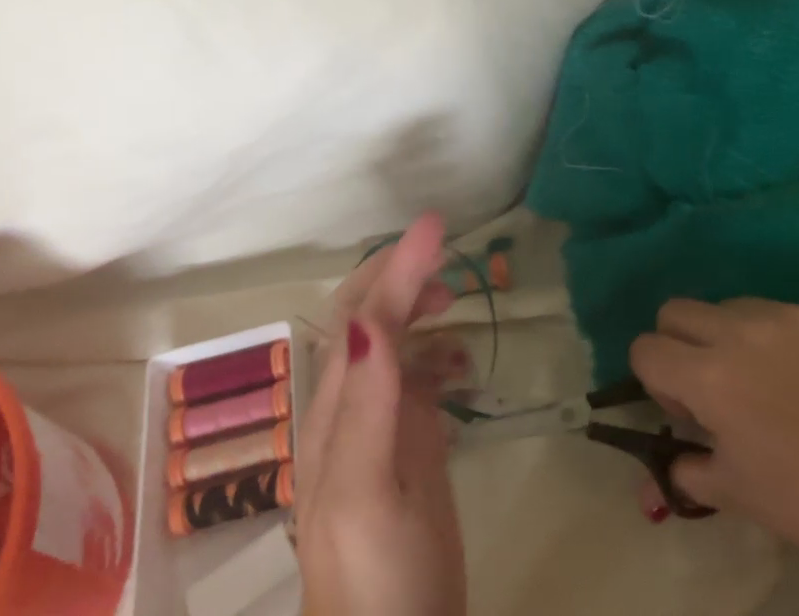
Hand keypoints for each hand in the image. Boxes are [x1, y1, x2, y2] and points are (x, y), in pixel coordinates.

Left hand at [296, 213, 466, 615]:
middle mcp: (352, 410)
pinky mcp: (410, 453)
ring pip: (395, 351)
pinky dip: (439, 361)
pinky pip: (420, 387)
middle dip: (402, 281)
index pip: (362, 320)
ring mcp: (382, 431)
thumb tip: (366, 320)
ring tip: (458, 302)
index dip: (396, 268)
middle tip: (450, 260)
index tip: (436, 224)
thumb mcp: (365, 490)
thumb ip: (366, 407)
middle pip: (369, 324)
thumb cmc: (376, 574)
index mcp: (335, 412)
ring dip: (420, 316)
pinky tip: (463, 363)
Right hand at [630, 298, 798, 596]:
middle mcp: (742, 330)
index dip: (655, 383)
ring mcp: (790, 317)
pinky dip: (771, 337)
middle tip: (712, 393)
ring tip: (762, 384)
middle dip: (678, 346)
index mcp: (711, 376)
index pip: (645, 348)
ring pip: (727, 305)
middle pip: (676, 310)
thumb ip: (687, 472)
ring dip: (724, 336)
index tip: (688, 416)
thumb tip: (659, 474)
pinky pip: (777, 313)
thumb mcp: (740, 497)